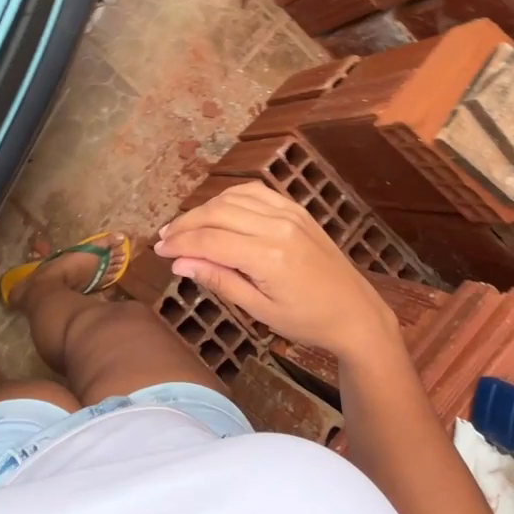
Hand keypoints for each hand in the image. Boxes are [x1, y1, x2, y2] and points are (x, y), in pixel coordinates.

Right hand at [153, 182, 399, 364]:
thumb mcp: (260, 310)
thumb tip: (179, 264)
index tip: (158, 251)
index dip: (180, 244)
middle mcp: (278, 227)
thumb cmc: (307, 321)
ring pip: (233, 198)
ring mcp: (289, 213)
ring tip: (183, 226)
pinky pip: (255, 192)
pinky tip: (215, 210)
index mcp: (269, 257)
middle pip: (217, 213)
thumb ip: (220, 281)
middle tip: (164, 238)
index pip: (211, 241)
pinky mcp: (296, 209)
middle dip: (185, 224)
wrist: (354, 311)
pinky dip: (229, 197)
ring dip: (203, 209)